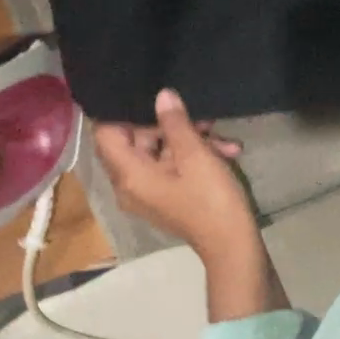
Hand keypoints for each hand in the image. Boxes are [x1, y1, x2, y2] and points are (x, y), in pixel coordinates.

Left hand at [94, 89, 254, 256]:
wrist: (232, 244)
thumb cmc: (210, 198)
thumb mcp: (196, 156)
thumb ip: (176, 123)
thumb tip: (162, 95)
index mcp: (128, 175)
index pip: (107, 134)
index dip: (124, 113)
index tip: (149, 97)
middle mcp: (130, 185)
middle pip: (137, 142)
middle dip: (169, 125)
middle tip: (200, 115)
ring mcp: (150, 193)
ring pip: (160, 154)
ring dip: (190, 141)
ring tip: (222, 136)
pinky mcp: (168, 198)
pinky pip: (172, 169)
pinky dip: (194, 158)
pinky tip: (228, 151)